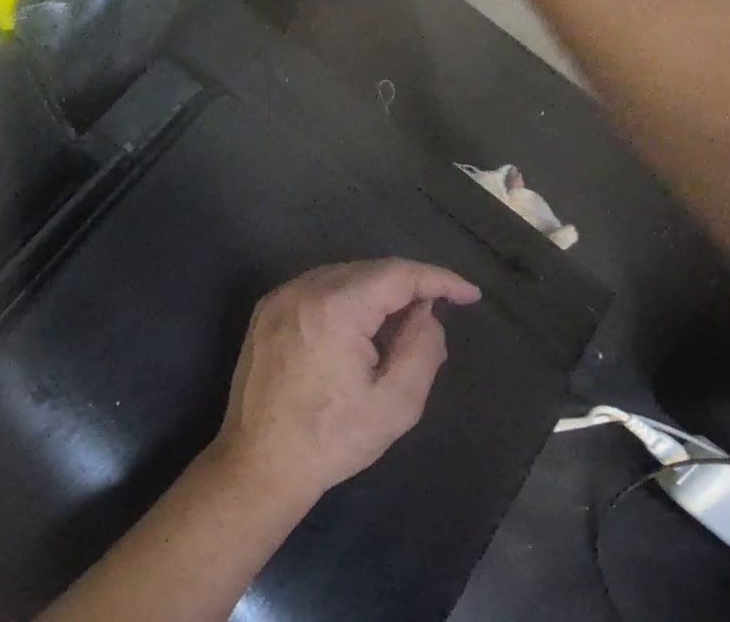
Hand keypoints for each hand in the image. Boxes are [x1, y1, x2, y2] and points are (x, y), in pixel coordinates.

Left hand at [209, 258, 481, 504]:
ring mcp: (278, 298)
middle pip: (367, 270)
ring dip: (376, 290)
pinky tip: (362, 326)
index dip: (438, 279)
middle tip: (440, 312)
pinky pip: (315, 289)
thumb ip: (421, 350)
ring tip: (405, 321)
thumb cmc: (330, 438)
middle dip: (408, 285)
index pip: (396, 274)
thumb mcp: (394, 404)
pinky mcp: (265, 311)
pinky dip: (346, 297)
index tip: (470, 294)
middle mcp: (302, 290)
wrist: (259, 460)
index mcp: (335, 308)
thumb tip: (428, 315)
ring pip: (341, 276)